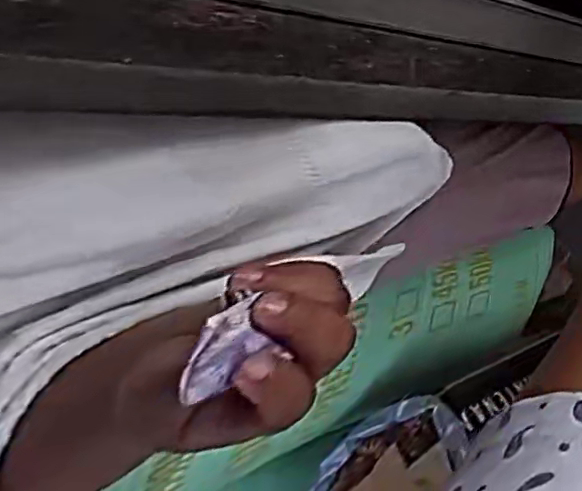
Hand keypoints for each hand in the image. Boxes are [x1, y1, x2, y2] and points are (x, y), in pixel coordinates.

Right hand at [2, 262, 356, 490]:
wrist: (160, 359)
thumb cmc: (154, 385)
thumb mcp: (151, 394)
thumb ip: (177, 382)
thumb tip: (198, 366)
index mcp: (258, 405)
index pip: (292, 401)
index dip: (280, 384)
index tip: (247, 364)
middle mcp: (297, 364)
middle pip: (334, 344)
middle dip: (303, 323)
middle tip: (255, 306)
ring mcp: (309, 326)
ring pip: (339, 306)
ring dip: (300, 289)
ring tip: (245, 282)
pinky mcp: (307, 295)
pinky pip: (324, 277)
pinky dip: (296, 269)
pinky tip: (250, 272)